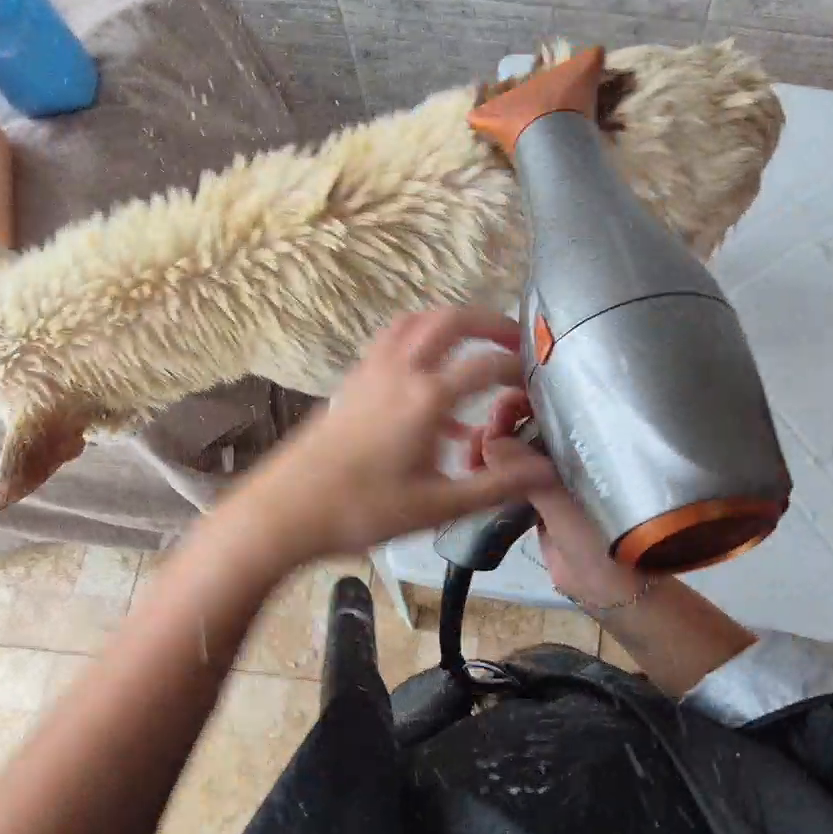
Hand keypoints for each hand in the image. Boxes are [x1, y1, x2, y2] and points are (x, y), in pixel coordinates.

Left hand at [242, 309, 555, 558]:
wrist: (284, 513)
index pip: (487, 364)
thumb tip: (548, 472)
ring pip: (416, 322)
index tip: (538, 382)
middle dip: (489, 322)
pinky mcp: (351, 382)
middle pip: (450, 320)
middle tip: (515, 338)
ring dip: (450, 323)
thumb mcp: (439, 506)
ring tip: (475, 343)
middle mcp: (399, 372)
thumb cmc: (362, 512)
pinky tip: (427, 379)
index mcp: (426, 398)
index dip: (519, 368)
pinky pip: (391, 342)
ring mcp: (370, 372)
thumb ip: (497, 485)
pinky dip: (419, 341)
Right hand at [473, 390, 652, 608]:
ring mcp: (555, 477)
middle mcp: (572, 454)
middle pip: (530, 424)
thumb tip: (490, 440)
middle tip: (473, 440)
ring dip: (491, 448)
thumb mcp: (567, 509)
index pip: (555, 407)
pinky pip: (513, 477)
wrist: (610, 593)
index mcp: (590, 446)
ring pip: (518, 450)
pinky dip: (493, 472)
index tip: (498, 409)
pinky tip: (473, 471)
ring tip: (468, 458)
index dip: (525, 401)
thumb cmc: (603, 547)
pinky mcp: (541, 501)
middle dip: (500, 425)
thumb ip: (532, 479)